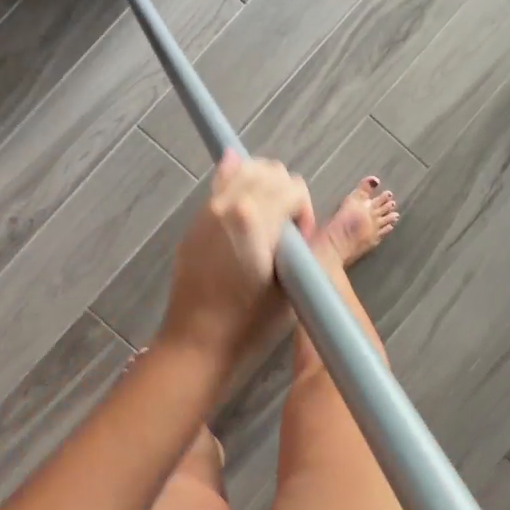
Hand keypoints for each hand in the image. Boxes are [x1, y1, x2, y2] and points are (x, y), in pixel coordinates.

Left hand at [159, 151, 312, 363]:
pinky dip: (237, 183)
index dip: (304, 213)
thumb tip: (313, 221)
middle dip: (287, 194)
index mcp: (255, 218)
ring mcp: (208, 208)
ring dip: (264, 186)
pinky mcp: (196, 219)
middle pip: (271, 172)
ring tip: (268, 220)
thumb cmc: (249, 321)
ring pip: (245, 170)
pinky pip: (221, 184)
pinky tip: (246, 203)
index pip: (294, 188)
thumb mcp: (290, 283)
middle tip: (287, 231)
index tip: (301, 242)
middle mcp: (230, 203)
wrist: (197, 339)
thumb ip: (305, 243)